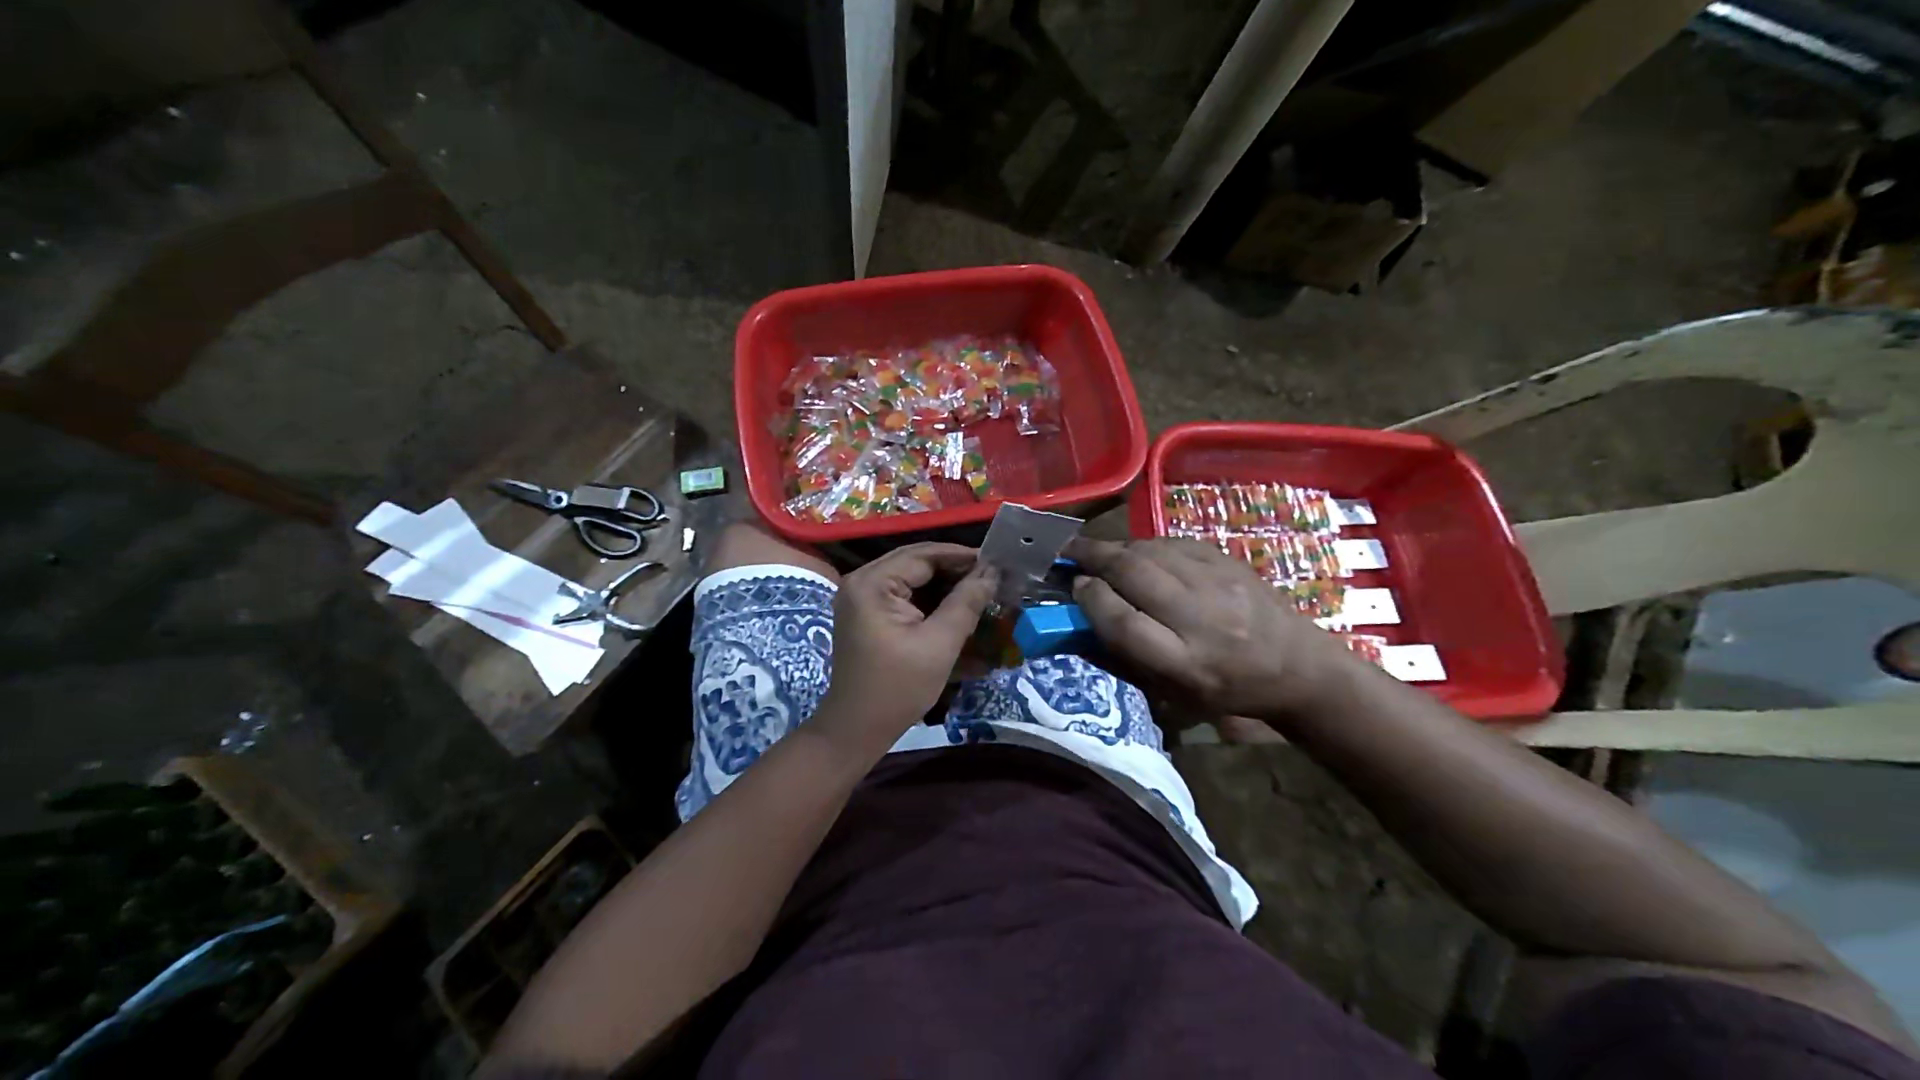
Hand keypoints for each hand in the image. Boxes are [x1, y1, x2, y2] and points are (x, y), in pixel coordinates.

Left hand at [814, 543, 998, 756]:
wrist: (857, 729)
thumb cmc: (898, 687)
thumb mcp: (939, 644)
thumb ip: (966, 603)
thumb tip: (992, 572)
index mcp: (872, 583)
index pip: (923, 555)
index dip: (961, 557)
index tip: (996, 562)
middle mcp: (861, 581)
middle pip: (916, 563)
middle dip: (954, 569)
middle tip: (991, 576)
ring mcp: (861, 597)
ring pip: (911, 578)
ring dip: (944, 584)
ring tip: (980, 589)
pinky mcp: (866, 613)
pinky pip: (903, 595)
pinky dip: (929, 599)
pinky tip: (956, 605)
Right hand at [1068, 537, 1353, 719]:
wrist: (1298, 667)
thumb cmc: (1227, 689)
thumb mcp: (1174, 693)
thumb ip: (1129, 654)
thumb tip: (1086, 609)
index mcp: (1185, 663)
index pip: (1123, 622)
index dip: (1091, 599)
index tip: (1074, 587)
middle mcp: (1200, 618)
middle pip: (1132, 573)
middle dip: (1092, 558)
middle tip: (1068, 553)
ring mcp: (1217, 583)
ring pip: (1150, 551)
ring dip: (1115, 548)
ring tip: (1096, 551)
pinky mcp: (1227, 561)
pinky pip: (1172, 543)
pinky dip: (1145, 545)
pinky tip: (1136, 552)